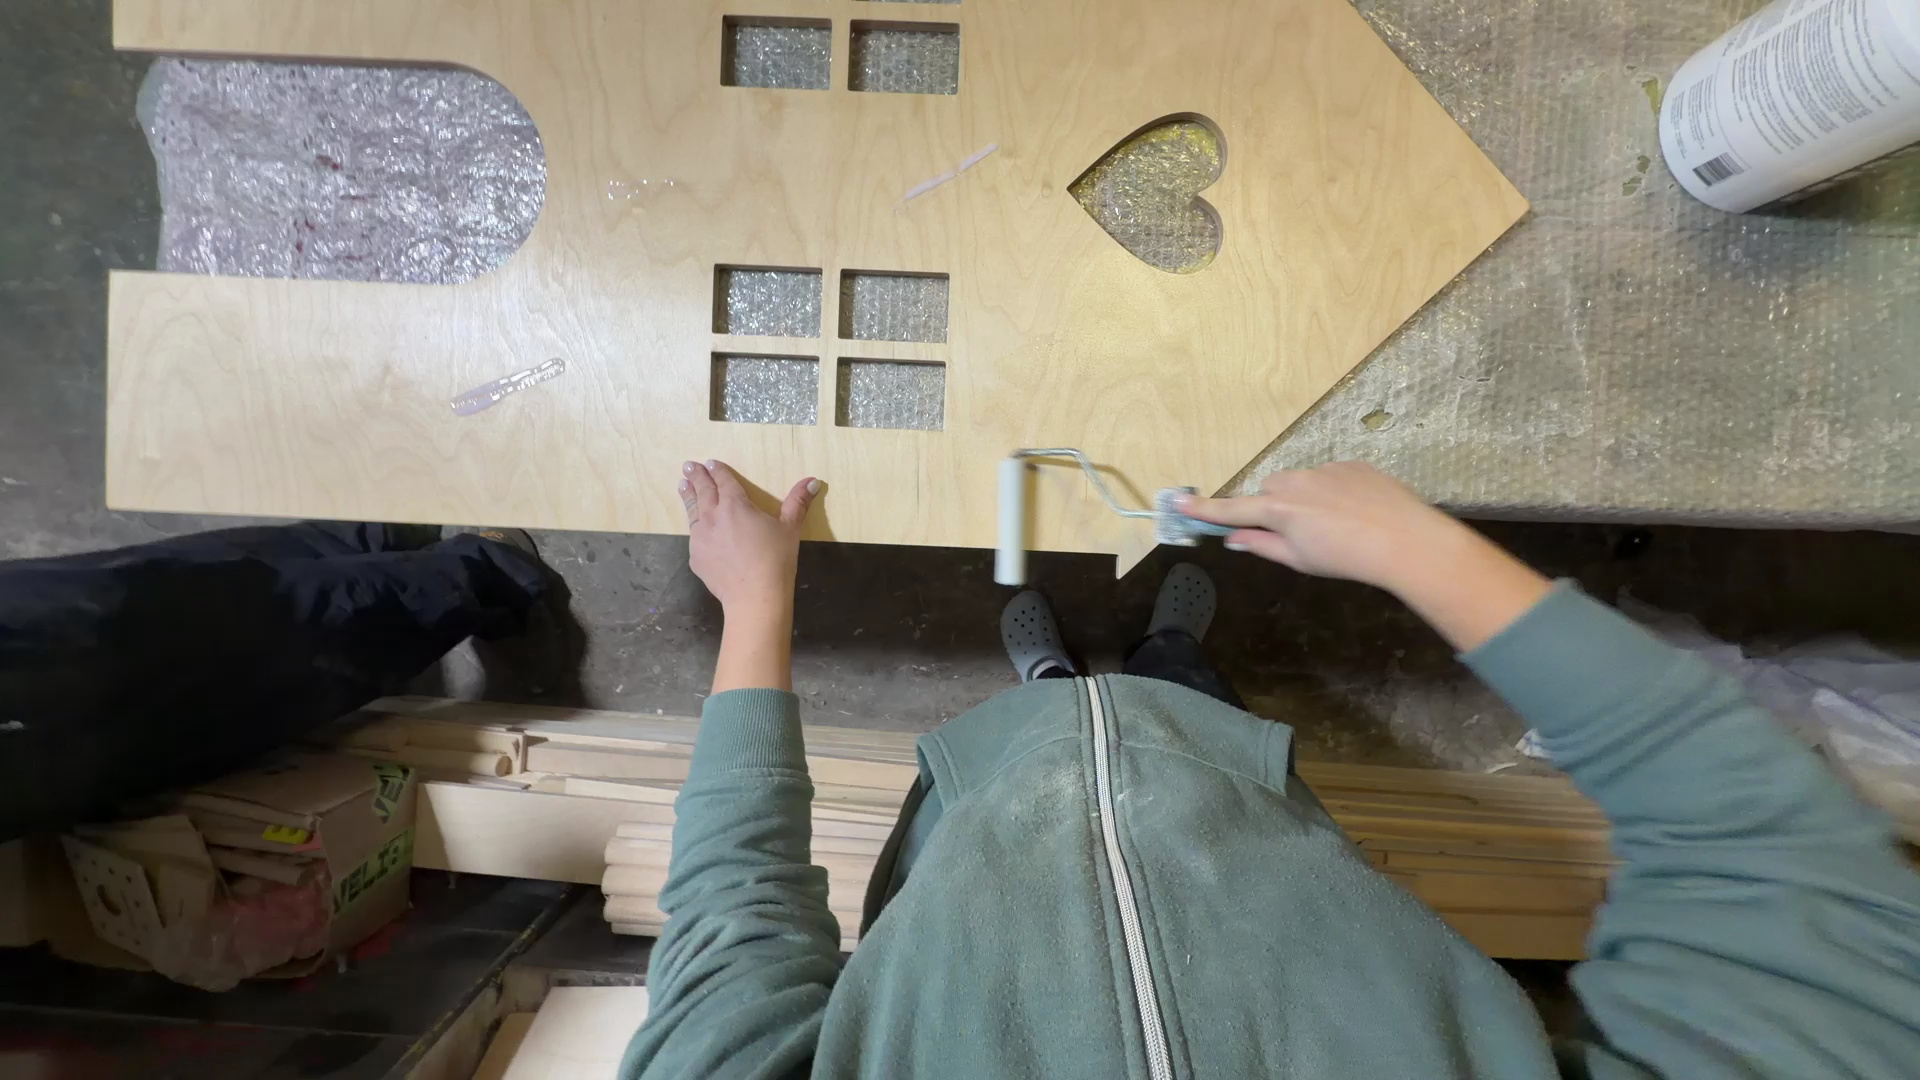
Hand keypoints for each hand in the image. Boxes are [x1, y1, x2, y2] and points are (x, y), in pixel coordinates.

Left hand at [679, 460, 820, 692]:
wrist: (754, 596)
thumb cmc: (776, 559)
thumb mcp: (790, 528)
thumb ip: (798, 502)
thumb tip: (813, 480)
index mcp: (735, 505)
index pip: (723, 481)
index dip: (718, 471)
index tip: (710, 463)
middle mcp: (712, 517)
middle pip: (702, 491)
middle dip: (695, 477)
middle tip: (688, 466)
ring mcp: (700, 537)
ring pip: (692, 511)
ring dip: (688, 496)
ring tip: (682, 486)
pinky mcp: (696, 557)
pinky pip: (695, 537)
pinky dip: (695, 527)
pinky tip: (697, 528)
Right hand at [1180, 462, 1550, 650]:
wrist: (1408, 540)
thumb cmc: (1346, 558)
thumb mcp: (1299, 560)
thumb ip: (1261, 545)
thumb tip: (1233, 537)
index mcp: (1277, 509)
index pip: (1230, 508)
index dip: (1202, 508)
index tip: (1176, 500)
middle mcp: (1294, 482)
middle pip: (1268, 491)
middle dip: (1272, 507)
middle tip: (1293, 532)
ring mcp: (1324, 469)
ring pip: (1299, 482)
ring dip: (1303, 499)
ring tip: (1333, 523)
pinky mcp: (1352, 464)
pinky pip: (1329, 476)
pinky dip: (1332, 491)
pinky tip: (1355, 511)